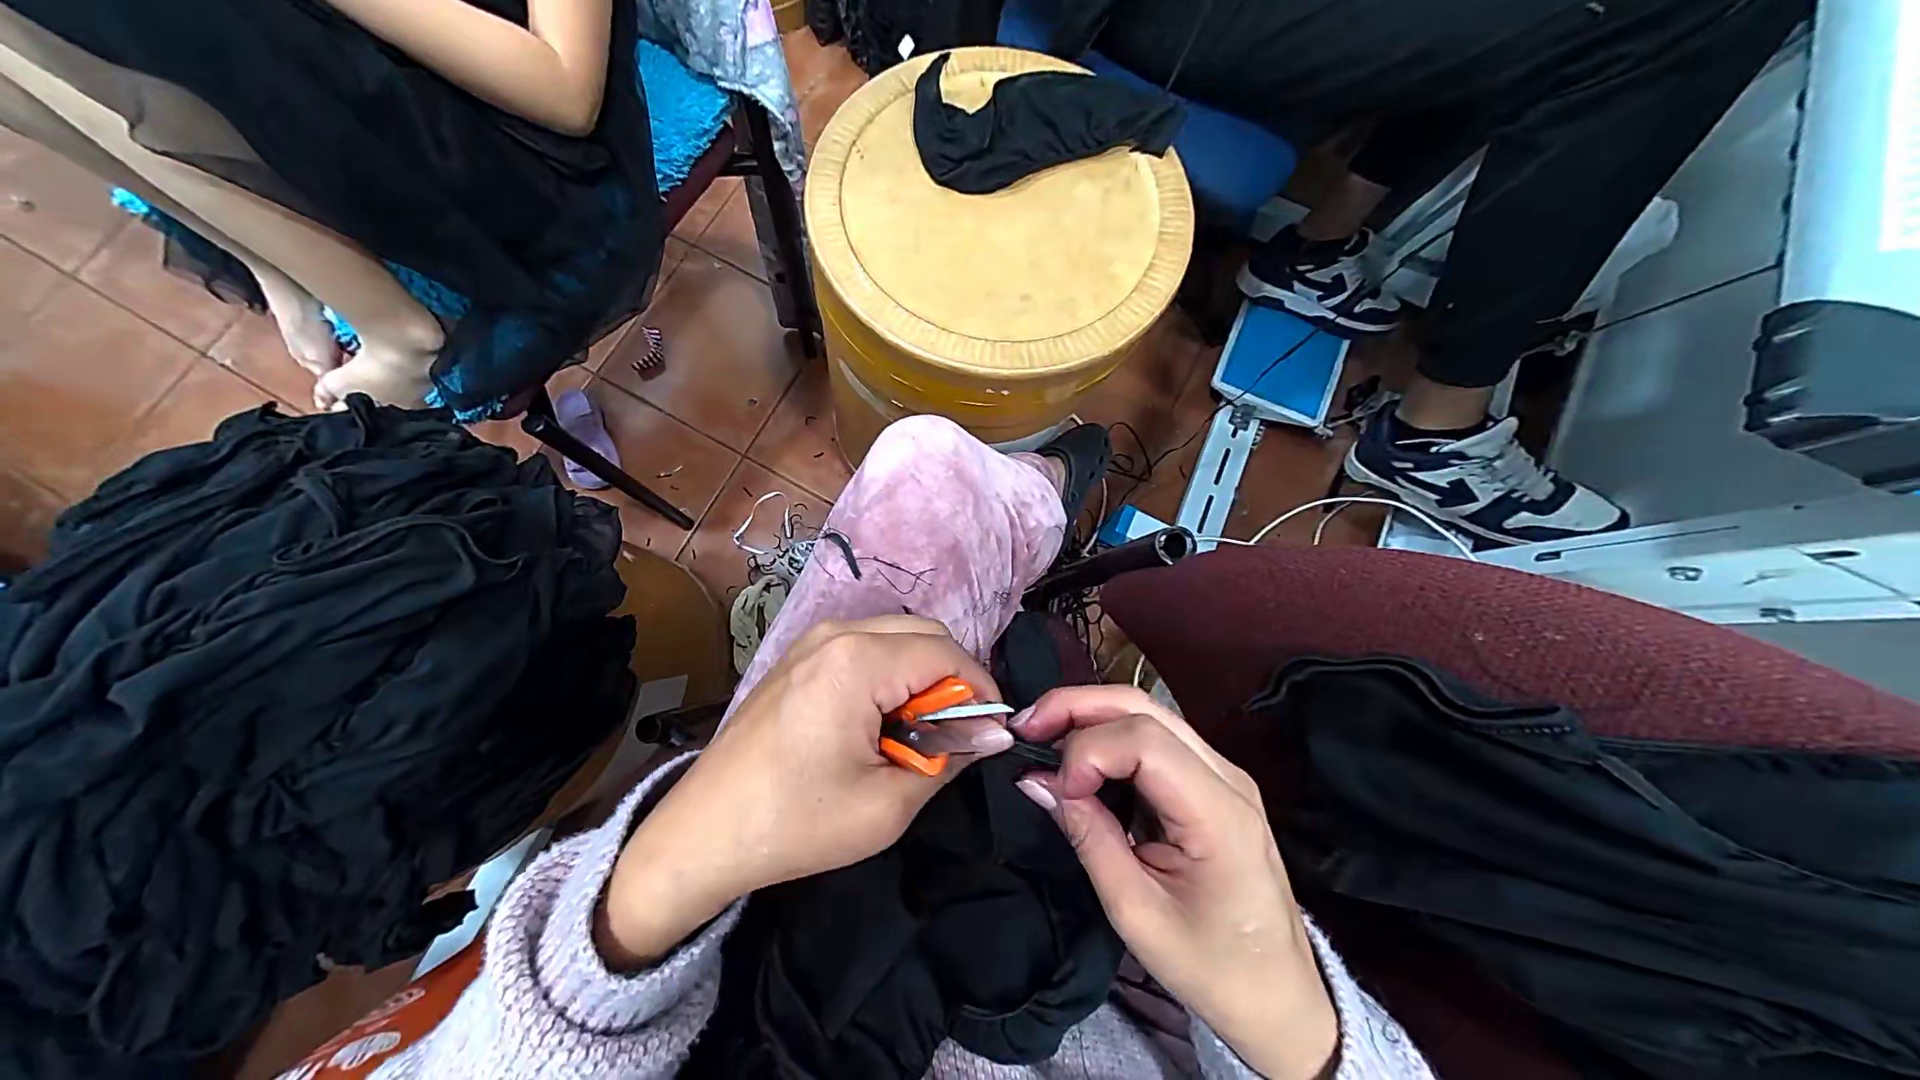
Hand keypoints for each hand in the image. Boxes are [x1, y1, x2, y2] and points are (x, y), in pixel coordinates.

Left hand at [597, 616, 1013, 966]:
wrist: (702, 834)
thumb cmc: (796, 823)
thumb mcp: (887, 804)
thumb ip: (951, 758)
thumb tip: (995, 733)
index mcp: (857, 662)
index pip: (948, 654)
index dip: (981, 691)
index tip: (990, 734)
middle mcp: (836, 633)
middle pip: (925, 634)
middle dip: (953, 680)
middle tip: (952, 737)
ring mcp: (813, 640)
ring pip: (897, 637)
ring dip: (921, 677)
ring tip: (914, 734)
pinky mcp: (800, 655)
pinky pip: (866, 646)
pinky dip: (890, 674)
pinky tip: (879, 722)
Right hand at [1012, 686, 1338, 1079]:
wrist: (1279, 995)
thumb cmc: (1212, 966)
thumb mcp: (1135, 912)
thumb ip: (1087, 835)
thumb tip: (1036, 779)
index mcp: (1219, 813)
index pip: (1143, 740)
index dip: (1087, 750)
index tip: (1057, 789)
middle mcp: (1226, 775)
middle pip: (1143, 708)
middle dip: (1076, 707)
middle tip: (1026, 726)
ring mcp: (1223, 772)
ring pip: (1148, 712)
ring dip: (1089, 714)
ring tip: (1043, 733)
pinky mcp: (1211, 779)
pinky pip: (1155, 736)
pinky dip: (1108, 733)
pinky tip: (1078, 751)